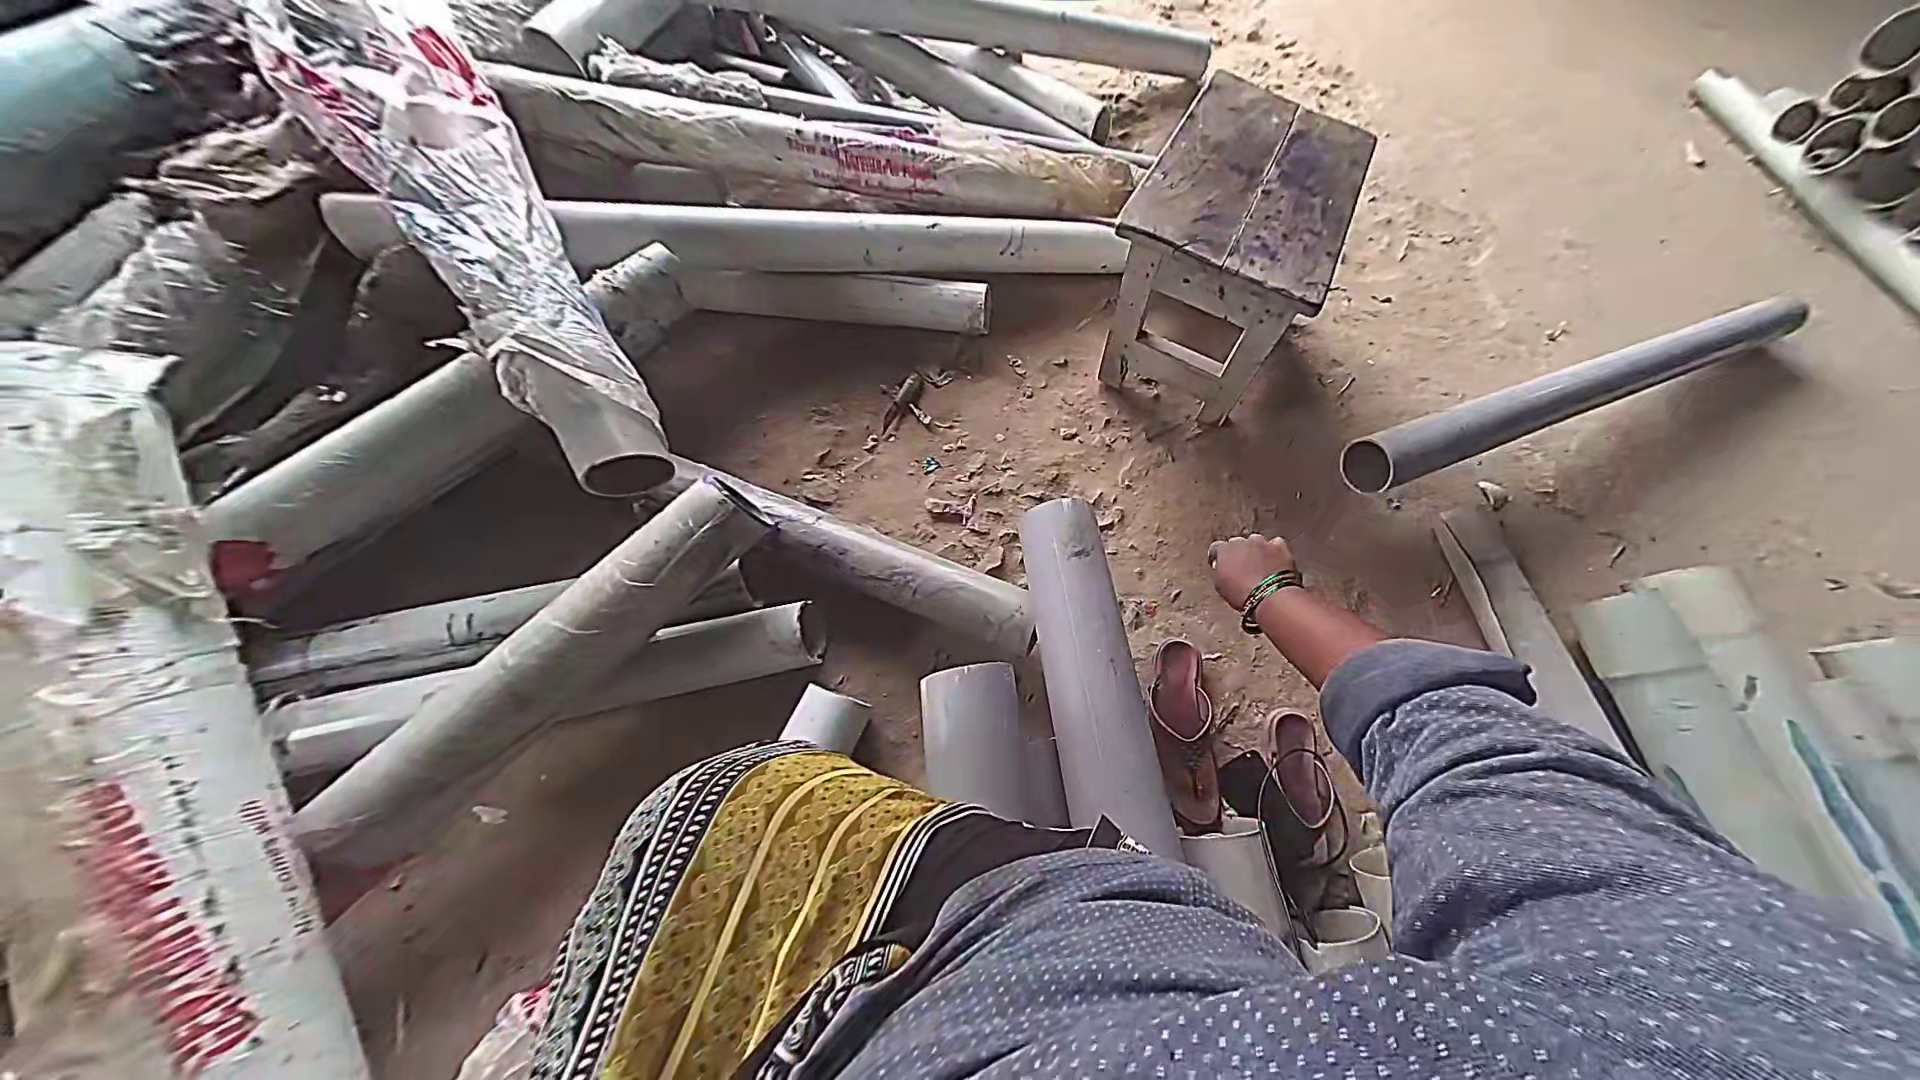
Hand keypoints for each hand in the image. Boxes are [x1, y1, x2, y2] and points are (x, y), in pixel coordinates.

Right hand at [1209, 534, 1295, 609]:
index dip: (1217, 556)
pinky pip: (1276, 544)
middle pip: (1236, 542)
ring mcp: (1261, 543)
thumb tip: (1222, 567)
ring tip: (1259, 563)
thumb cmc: (1241, 594)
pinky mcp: (1279, 547)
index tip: (1218, 564)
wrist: (1270, 596)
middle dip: (1237, 552)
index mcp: (1224, 550)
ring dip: (1255, 549)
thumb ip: (1219, 571)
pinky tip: (1275, 560)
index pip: (1216, 547)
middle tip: (1240, 566)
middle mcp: (1241, 542)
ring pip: (1256, 540)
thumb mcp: (1220, 586)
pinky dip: (1274, 550)